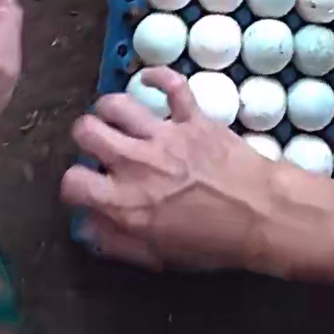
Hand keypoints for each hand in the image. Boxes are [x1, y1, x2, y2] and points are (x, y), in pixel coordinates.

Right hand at [60, 69, 296, 270]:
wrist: (260, 213)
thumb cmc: (212, 242)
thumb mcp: (159, 257)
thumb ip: (118, 241)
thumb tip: (88, 225)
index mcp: (125, 203)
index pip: (73, 182)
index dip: (74, 183)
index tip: (87, 184)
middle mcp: (137, 164)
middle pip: (87, 132)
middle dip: (85, 136)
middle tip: (98, 144)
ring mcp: (164, 136)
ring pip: (117, 104)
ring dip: (109, 108)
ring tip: (116, 116)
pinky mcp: (191, 117)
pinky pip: (170, 84)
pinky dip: (156, 76)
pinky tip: (147, 79)